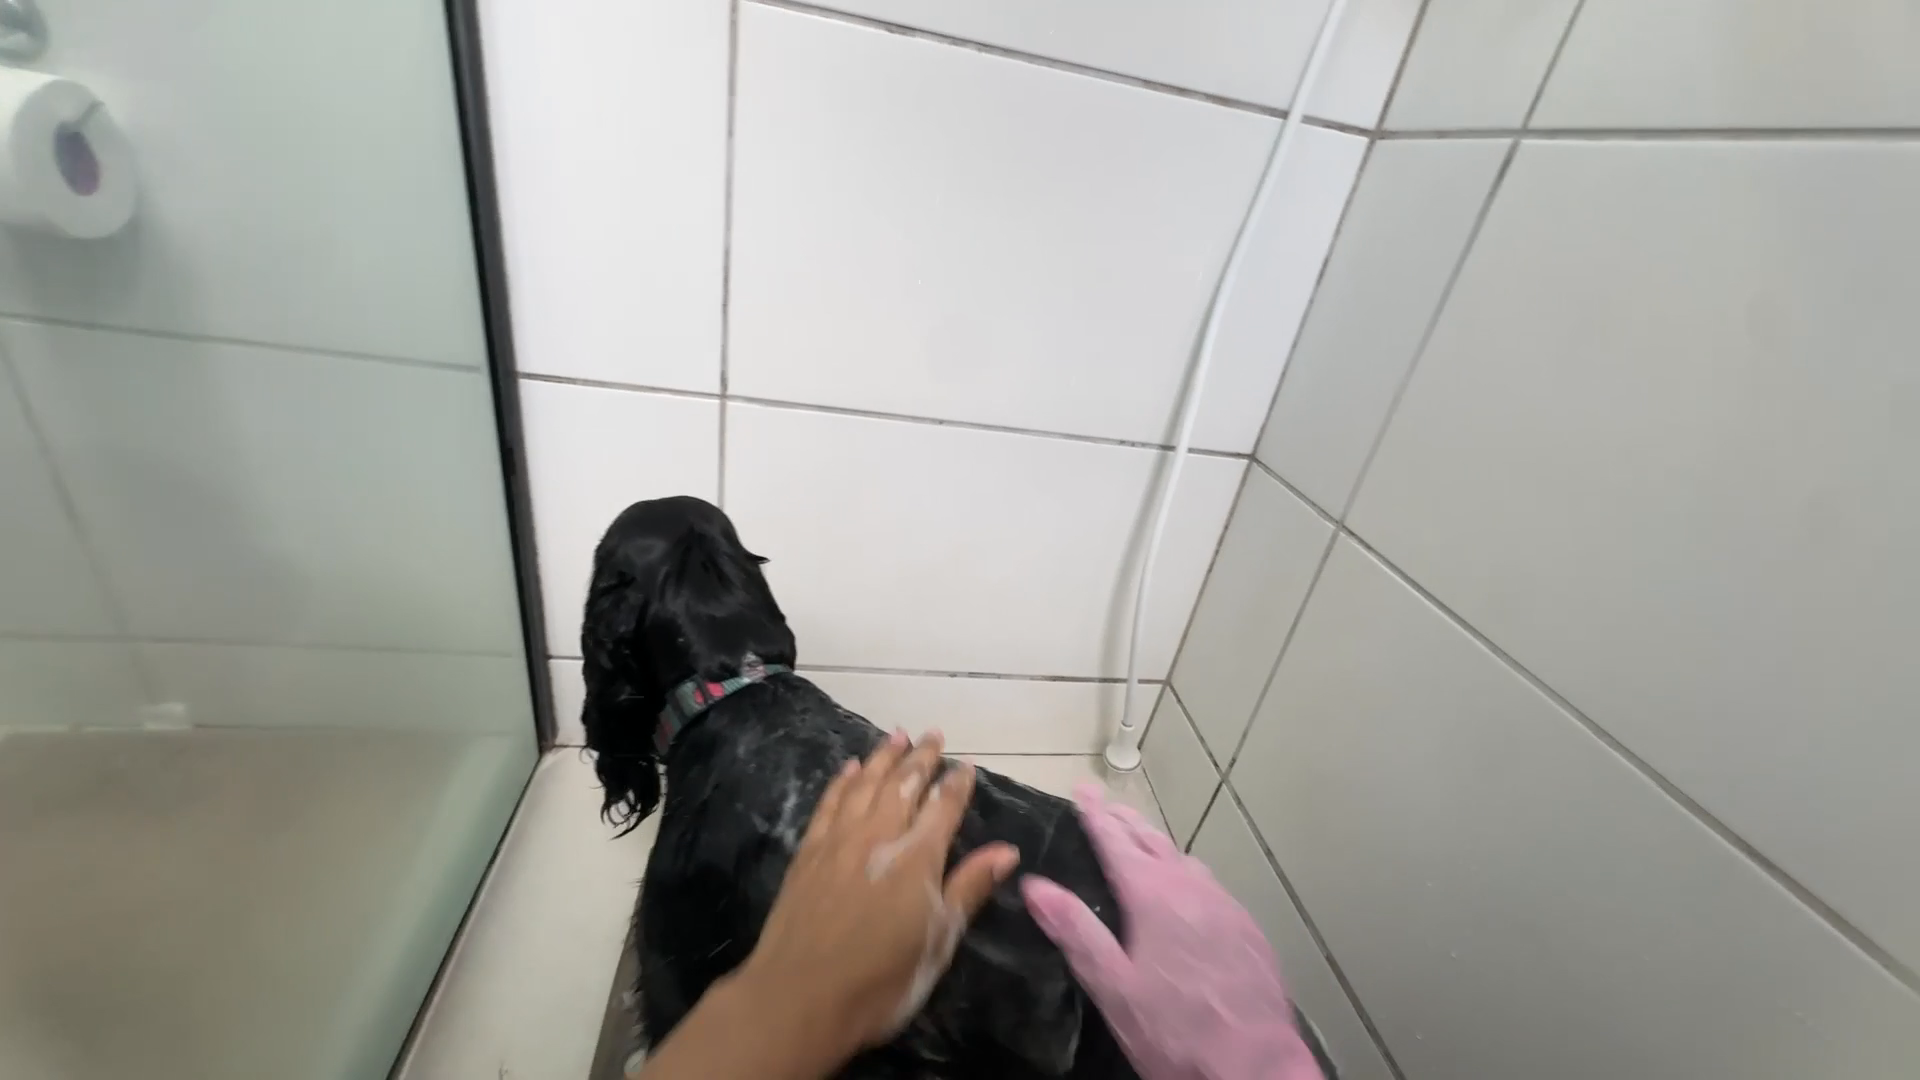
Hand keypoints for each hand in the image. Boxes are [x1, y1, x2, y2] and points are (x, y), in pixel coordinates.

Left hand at [734, 730, 1020, 1059]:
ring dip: (883, 756)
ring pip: (866, 783)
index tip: (966, 764)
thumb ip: (970, 888)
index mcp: (917, 856)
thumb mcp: (939, 942)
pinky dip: (843, 781)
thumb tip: (1008, 850)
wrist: (798, 998)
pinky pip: (830, 802)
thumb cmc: (881, 980)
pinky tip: (849, 768)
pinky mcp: (809, 850)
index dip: (957, 783)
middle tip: (933, 734)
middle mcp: (880, 834)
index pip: (944, 806)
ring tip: (897, 734)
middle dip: (922, 757)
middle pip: (905, 783)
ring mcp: (840, 839)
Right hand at [1022, 785, 1323, 1079]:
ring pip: (1184, 859)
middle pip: (1152, 840)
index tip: (1082, 788)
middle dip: (1126, 820)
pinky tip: (1186, 892)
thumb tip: (1033, 884)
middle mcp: (1190, 887)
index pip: (1115, 840)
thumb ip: (1074, 930)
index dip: (1095, 814)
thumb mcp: (1113, 986)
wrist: (1258, 1073)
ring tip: (1140, 842)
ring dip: (1157, 845)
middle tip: (1105, 806)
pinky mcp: (1248, 930)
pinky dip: (1187, 874)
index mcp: (1152, 894)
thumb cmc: (1175, 1032)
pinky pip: (1210, 885)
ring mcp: (1225, 905)